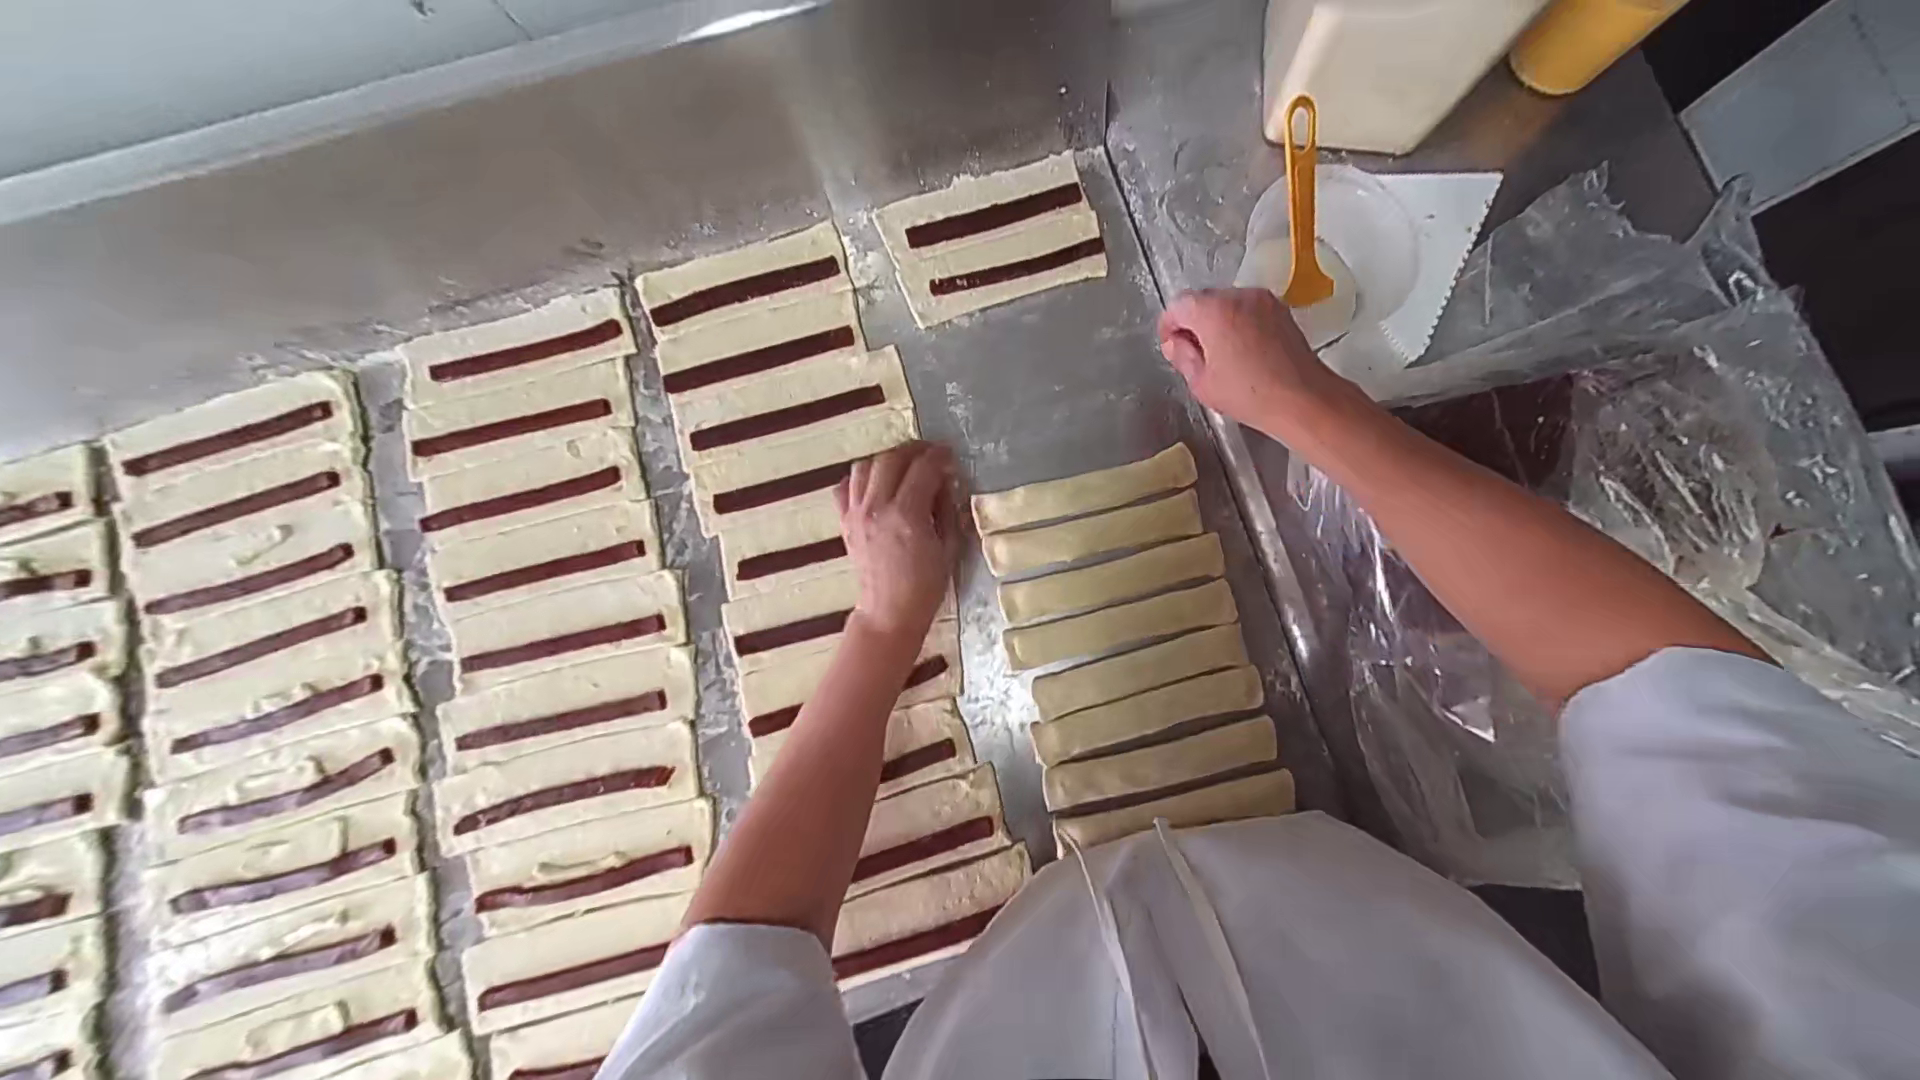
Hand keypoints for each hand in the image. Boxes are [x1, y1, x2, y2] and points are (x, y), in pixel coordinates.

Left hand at [836, 442, 956, 637]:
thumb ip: (947, 509)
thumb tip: (945, 482)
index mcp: (907, 515)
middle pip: (891, 458)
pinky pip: (845, 487)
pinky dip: (860, 478)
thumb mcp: (949, 547)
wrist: (890, 612)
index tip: (949, 456)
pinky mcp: (845, 522)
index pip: (924, 468)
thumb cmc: (926, 586)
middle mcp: (877, 508)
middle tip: (929, 454)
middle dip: (914, 450)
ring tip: (903, 466)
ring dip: (886, 459)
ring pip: (865, 466)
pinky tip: (876, 484)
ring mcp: (856, 514)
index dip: (939, 456)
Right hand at [1157, 288, 1355, 434]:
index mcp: (1214, 311)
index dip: (1168, 325)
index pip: (1178, 305)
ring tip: (1216, 356)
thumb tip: (1175, 344)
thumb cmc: (1251, 393)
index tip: (1169, 344)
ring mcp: (1263, 301)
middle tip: (1189, 353)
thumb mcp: (1201, 382)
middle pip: (1202, 300)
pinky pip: (1246, 310)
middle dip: (1191, 323)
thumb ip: (1181, 356)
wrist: (1300, 398)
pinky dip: (1236, 324)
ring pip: (1225, 303)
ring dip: (1214, 323)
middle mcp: (1239, 297)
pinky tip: (1238, 353)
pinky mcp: (1279, 310)